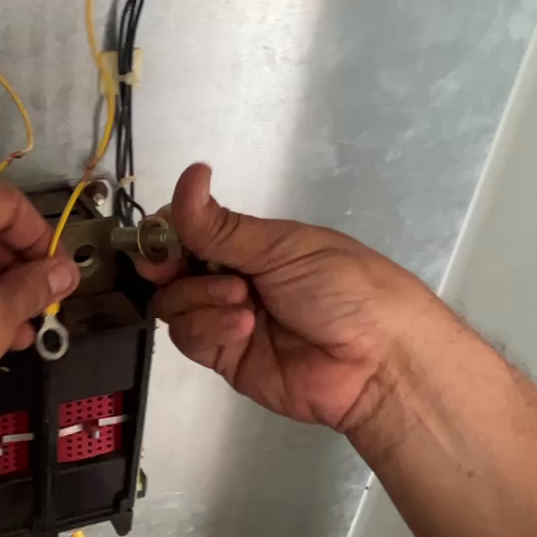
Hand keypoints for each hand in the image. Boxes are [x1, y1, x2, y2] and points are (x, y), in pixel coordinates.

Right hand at [135, 163, 456, 431]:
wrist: (376, 361)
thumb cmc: (342, 287)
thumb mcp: (282, 247)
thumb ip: (221, 226)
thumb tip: (189, 174)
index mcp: (250, 246)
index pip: (190, 232)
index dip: (167, 233)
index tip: (160, 236)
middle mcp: (231, 279)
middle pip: (171, 270)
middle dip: (169, 266)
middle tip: (173, 267)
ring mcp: (224, 320)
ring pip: (174, 305)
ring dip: (200, 299)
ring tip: (241, 301)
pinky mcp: (223, 357)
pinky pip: (189, 338)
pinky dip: (209, 328)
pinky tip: (241, 326)